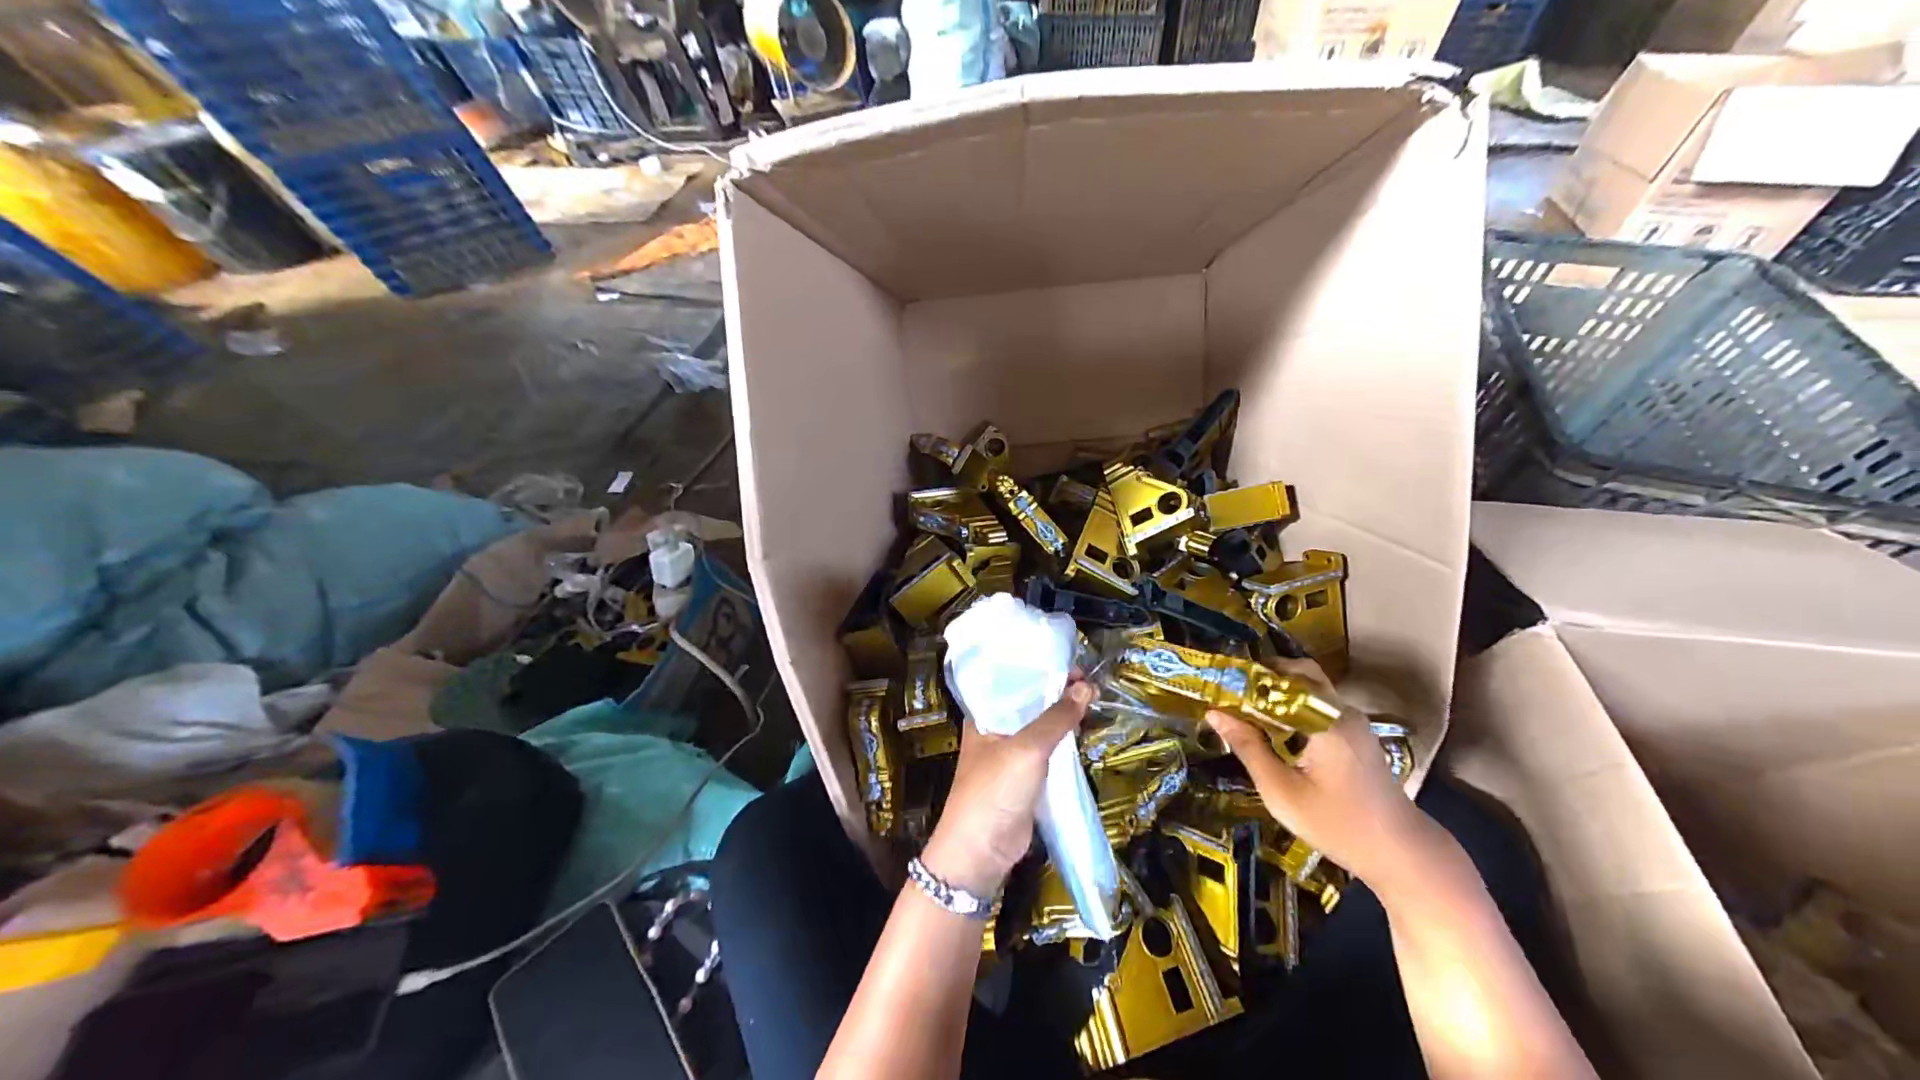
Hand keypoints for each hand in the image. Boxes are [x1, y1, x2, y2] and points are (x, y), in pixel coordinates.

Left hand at [920, 681, 1092, 895]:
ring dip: (1063, 715)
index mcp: (984, 715)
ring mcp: (1010, 755)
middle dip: (1057, 690)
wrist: (980, 851)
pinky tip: (1084, 730)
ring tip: (1093, 699)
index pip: (1013, 681)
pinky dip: (1064, 741)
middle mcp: (995, 730)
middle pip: (1029, 703)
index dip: (1041, 669)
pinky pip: (1048, 751)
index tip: (1073, 664)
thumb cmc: (994, 791)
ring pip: (1041, 727)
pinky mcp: (1025, 778)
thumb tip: (1086, 687)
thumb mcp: (1027, 749)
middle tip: (1090, 680)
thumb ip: (1056, 718)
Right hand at [1205, 664, 1432, 894]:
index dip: (1249, 677)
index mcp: (1326, 721)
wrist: (1401, 853)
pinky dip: (1293, 709)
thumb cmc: (1338, 825)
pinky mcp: (1356, 736)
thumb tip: (1215, 713)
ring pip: (1310, 691)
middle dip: (1263, 679)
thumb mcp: (1282, 792)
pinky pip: (1319, 708)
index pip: (1284, 676)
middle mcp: (1343, 712)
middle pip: (1300, 675)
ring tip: (1245, 711)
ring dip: (1278, 695)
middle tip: (1231, 694)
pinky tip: (1273, 730)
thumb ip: (1249, 748)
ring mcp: (1353, 723)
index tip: (1219, 684)